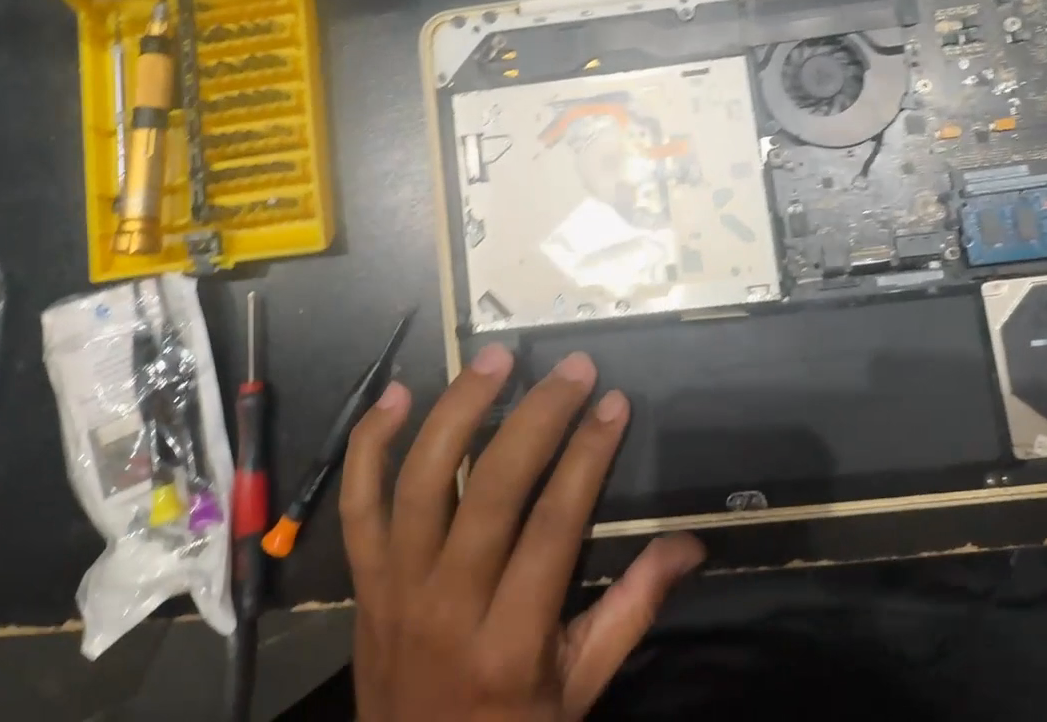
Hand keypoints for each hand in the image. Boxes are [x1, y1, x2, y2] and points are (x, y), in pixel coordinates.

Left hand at [340, 344, 705, 720]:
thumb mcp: (580, 687)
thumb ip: (632, 610)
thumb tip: (689, 544)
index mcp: (510, 642)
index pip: (554, 525)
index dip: (587, 456)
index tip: (613, 405)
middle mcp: (446, 604)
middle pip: (492, 490)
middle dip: (538, 417)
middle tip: (573, 368)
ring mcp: (394, 587)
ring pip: (422, 480)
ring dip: (459, 410)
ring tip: (496, 360)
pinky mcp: (361, 580)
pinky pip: (357, 503)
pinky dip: (370, 444)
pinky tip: (397, 393)